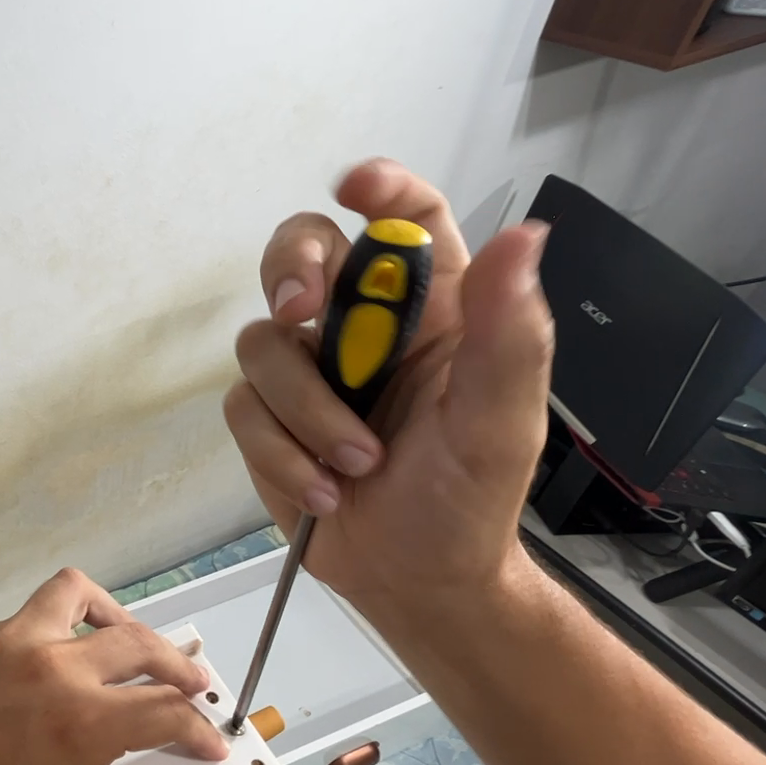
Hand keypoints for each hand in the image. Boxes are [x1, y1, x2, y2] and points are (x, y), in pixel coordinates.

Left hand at [0, 568, 231, 764]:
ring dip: (115, 614)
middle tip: (189, 684)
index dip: (199, 728)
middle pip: (140, 643)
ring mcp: (11, 642)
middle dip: (178, 665)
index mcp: (81, 723)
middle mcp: (51, 668)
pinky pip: (32, 610)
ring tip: (127, 639)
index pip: (168, 710)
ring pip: (79, 595)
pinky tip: (57, 657)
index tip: (205, 740)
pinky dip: (58, 623)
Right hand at [221, 159, 553, 613]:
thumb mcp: (501, 421)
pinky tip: (320, 488)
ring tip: (353, 464)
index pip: (404, 219)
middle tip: (298, 307)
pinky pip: (243, 408)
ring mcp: (302, 371)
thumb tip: (522, 236)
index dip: (379, 188)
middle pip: (299, 250)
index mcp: (427, 311)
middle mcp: (356, 327)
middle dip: (289, 268)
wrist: (412, 576)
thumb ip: (508, 333)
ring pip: (261, 343)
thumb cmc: (469, 497)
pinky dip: (279, 452)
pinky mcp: (263, 416)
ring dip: (304, 409)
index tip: (355, 190)